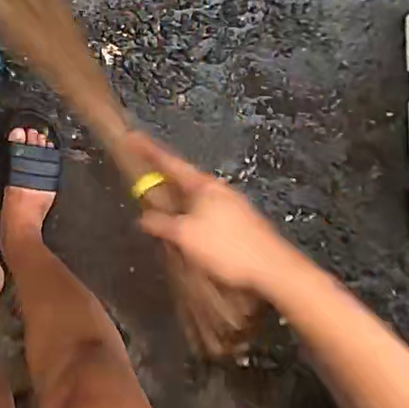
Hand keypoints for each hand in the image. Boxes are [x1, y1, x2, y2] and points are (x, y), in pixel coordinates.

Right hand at [131, 133, 313, 295]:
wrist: (276, 270)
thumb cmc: (227, 247)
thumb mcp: (185, 236)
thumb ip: (161, 223)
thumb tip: (143, 217)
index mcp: (202, 185)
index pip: (169, 162)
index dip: (149, 150)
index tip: (132, 138)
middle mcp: (217, 188)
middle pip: (183, 178)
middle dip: (163, 179)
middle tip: (145, 182)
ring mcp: (233, 203)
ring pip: (197, 197)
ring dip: (179, 201)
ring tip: (166, 213)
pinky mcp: (242, 221)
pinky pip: (209, 210)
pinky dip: (193, 214)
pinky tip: (192, 232)